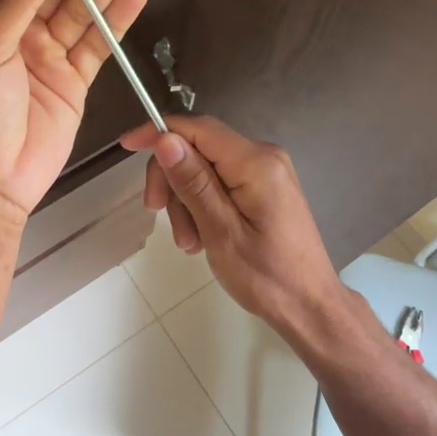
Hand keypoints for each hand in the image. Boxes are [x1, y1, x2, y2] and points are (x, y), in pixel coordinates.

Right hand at [119, 116, 345, 332]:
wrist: (310, 307)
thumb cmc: (266, 276)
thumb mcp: (220, 231)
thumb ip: (193, 182)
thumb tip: (165, 139)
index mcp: (256, 162)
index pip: (198, 128)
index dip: (159, 131)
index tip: (126, 146)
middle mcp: (263, 156)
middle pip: (198, 147)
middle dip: (172, 179)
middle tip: (157, 215)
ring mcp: (266, 171)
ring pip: (205, 168)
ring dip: (186, 201)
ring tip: (189, 243)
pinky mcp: (265, 188)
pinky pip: (221, 182)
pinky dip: (203, 205)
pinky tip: (202, 237)